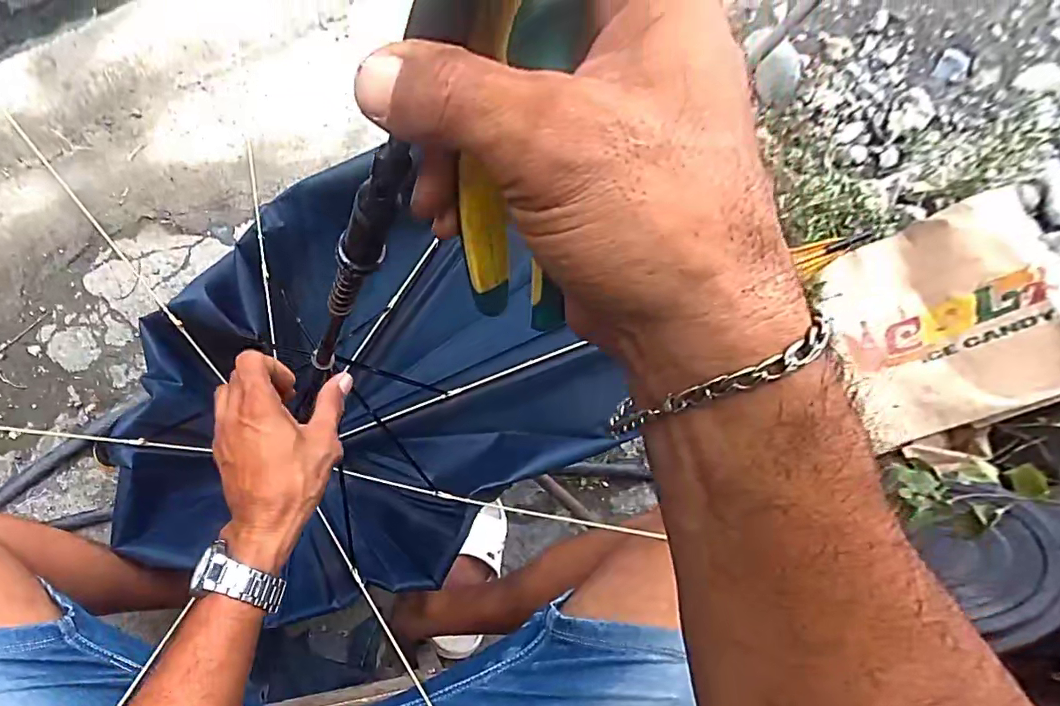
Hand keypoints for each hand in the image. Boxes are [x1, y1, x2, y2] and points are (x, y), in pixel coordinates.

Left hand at [212, 351, 349, 570]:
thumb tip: (342, 381)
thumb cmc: (294, 485)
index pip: (249, 359)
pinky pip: (224, 420)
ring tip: (272, 418)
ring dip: (248, 397)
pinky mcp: (219, 450)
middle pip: (237, 375)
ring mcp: (221, 433)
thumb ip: (330, 405)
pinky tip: (262, 439)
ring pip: (226, 395)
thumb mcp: (322, 442)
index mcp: (256, 405)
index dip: (272, 365)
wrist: (264, 523)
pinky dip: (240, 417)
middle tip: (286, 402)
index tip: (290, 389)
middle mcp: (232, 414)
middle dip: (262, 380)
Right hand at [353, 0, 810, 403]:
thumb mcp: (544, 141)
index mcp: (644, 4)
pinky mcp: (574, 172)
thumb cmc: (649, 216)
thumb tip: (376, 75)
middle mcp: (622, 47)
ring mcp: (596, 115)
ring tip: (436, 204)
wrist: (683, 321)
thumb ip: (455, 97)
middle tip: (422, 146)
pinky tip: (455, 219)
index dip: (475, 15)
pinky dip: (474, 186)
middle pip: (509, 41)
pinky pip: (508, 157)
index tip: (427, 49)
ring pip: (500, 107)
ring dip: (453, 156)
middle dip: (451, 102)